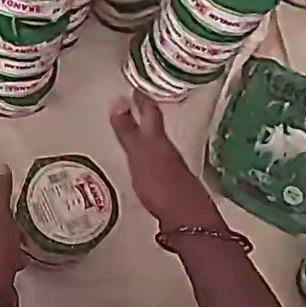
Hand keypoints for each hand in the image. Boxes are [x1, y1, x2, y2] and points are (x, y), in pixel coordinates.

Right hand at [109, 91, 223, 230]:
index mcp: (158, 140)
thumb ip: (128, 130)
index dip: (142, 100)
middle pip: (157, 127)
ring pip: (159, 143)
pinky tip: (148, 162)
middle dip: (146, 114)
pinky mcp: (172, 185)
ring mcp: (172, 168)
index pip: (150, 112)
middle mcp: (167, 150)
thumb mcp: (139, 154)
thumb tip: (119, 100)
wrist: (186, 217)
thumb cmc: (160, 184)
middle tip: (136, 104)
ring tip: (138, 130)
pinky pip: (160, 161)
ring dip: (149, 134)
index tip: (135, 89)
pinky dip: (152, 154)